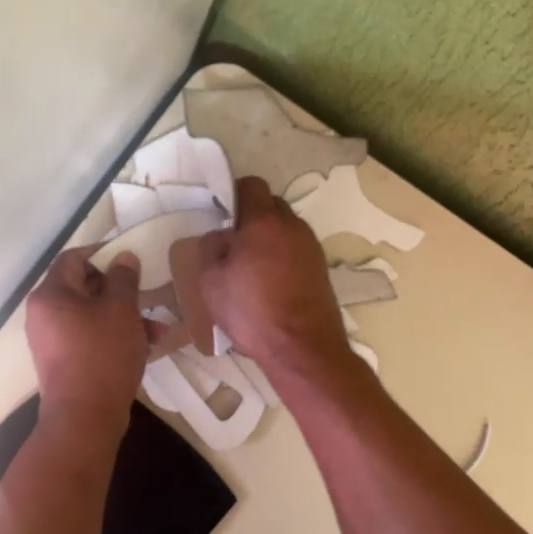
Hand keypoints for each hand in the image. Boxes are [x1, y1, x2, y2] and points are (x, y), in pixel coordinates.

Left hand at [24, 247, 150, 437]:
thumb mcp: (120, 310)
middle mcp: (44, 314)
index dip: (103, 253)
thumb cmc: (102, 355)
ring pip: (92, 316)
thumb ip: (123, 278)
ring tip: (155, 329)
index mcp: (50, 295)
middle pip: (84, 287)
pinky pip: (90, 338)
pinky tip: (145, 347)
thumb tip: (123, 258)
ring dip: (124, 317)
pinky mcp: (65, 363)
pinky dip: (114, 337)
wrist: (84, 419)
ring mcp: (53, 341)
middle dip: (120, 291)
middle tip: (147, 296)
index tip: (131, 260)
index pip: (73, 258)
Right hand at [196, 176, 357, 379]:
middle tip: (234, 243)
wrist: (303, 347)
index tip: (222, 214)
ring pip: (285, 230)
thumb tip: (221, 237)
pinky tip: (270, 285)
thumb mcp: (211, 281)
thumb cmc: (251, 310)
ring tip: (251, 269)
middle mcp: (292, 226)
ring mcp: (311, 247)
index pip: (251, 185)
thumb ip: (210, 249)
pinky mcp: (321, 269)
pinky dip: (282, 258)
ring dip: (269, 239)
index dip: (234, 194)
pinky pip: (296, 251)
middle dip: (252, 217)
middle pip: (271, 206)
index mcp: (264, 221)